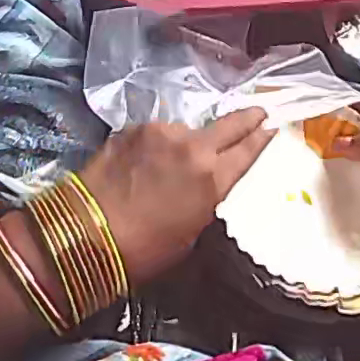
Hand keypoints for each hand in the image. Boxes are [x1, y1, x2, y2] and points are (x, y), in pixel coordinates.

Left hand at [75, 109, 275, 283]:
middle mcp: (192, 146)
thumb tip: (203, 181)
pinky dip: (156, 144)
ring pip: (184, 130)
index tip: (271, 127)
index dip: (261, 138)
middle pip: (229, 124)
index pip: (248, 150)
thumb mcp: (191, 230)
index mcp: (213, 178)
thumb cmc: (145, 249)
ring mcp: (160, 132)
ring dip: (185, 141)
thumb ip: (204, 196)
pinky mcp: (132, 128)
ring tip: (171, 160)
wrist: (88, 233)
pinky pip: (154, 134)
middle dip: (246, 118)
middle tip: (257, 111)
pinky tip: (144, 161)